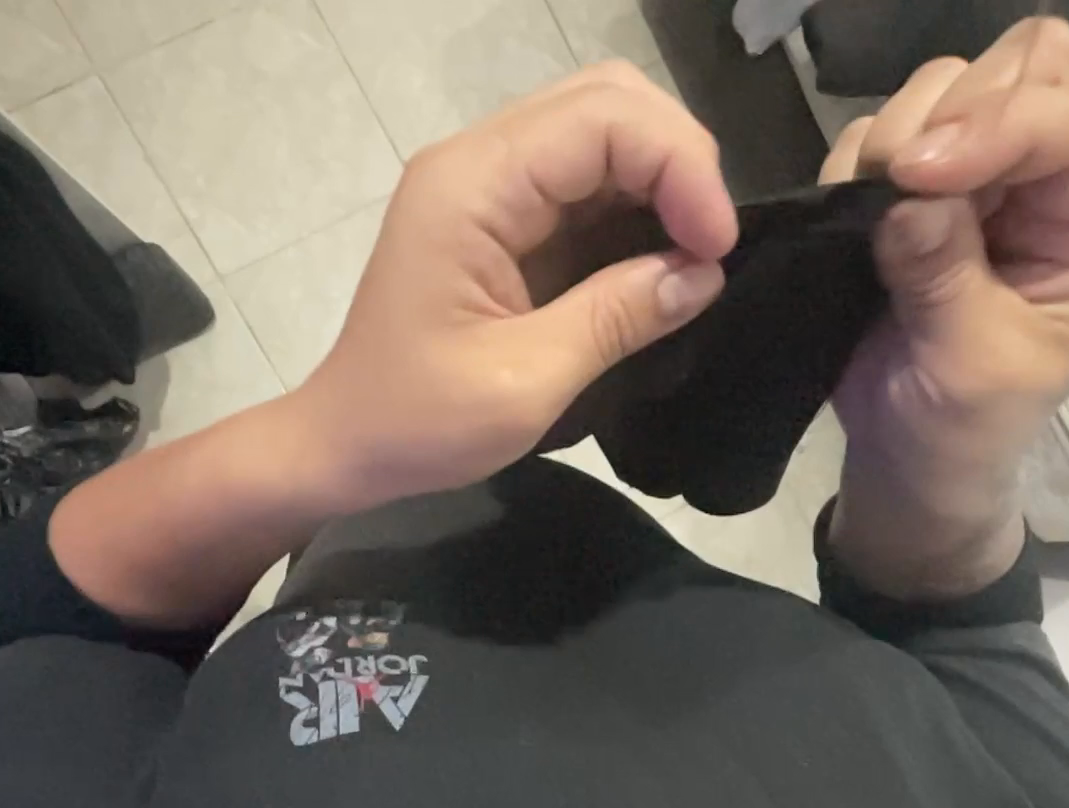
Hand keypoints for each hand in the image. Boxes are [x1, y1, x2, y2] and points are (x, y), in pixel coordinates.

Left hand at [292, 62, 738, 504]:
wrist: (348, 442)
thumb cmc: (419, 422)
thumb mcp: (524, 382)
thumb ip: (615, 319)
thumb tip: (703, 275)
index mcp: (472, 186)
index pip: (603, 119)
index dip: (680, 167)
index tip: (719, 249)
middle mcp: (478, 163)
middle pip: (605, 104)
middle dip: (677, 162)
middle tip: (711, 244)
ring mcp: (487, 188)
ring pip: (599, 137)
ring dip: (660, 184)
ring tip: (694, 252)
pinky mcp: (499, 222)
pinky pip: (582, 188)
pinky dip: (632, 213)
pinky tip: (656, 260)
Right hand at [820, 18, 1068, 598]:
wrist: (906, 453)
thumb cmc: (963, 424)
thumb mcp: (972, 365)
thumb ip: (945, 279)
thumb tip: (904, 204)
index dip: (998, 126)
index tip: (911, 176)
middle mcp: (1040, 184)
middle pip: (1019, 68)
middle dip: (949, 114)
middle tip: (894, 184)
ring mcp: (970, 184)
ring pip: (943, 87)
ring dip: (895, 136)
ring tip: (869, 210)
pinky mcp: (902, 198)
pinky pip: (876, 135)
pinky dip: (854, 162)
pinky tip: (851, 218)